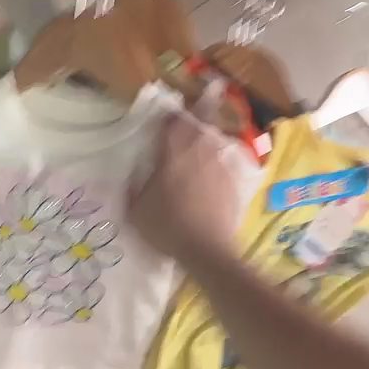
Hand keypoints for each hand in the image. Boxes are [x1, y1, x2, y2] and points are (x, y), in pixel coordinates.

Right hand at [128, 112, 239, 265]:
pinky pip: (221, 162)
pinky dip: (213, 166)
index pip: (170, 120)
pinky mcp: (233, 178)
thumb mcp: (136, 211)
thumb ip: (135, 186)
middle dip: (187, 125)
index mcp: (173, 152)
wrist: (207, 249)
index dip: (165, 119)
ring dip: (201, 144)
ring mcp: (220, 162)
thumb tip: (137, 172)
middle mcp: (199, 149)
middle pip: (195, 123)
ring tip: (193, 158)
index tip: (160, 125)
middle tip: (179, 135)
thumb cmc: (167, 228)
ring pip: (210, 141)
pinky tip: (206, 182)